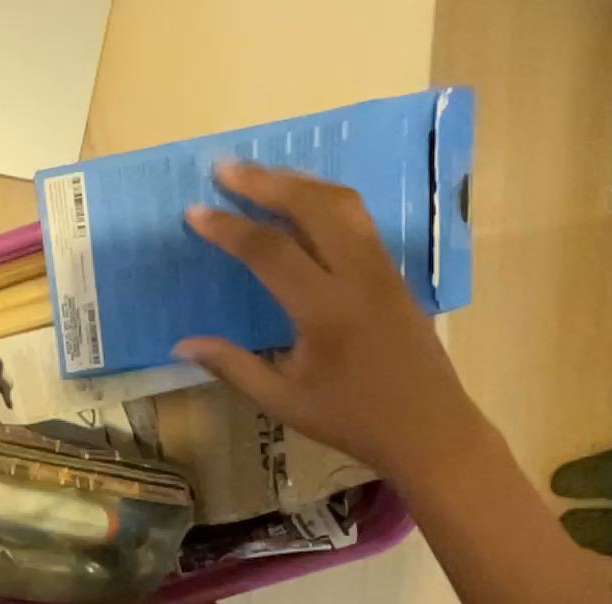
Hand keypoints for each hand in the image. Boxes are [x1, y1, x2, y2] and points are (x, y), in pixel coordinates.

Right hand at [173, 163, 496, 484]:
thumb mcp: (282, 399)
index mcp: (325, 309)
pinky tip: (302, 203)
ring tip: (260, 175)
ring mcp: (382, 268)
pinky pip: (358, 219)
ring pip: (342, 203)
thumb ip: (232, 365)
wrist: (428, 427)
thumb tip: (182, 345)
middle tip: (225, 168)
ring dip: (298, 183)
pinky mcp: (394, 273)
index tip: (195, 213)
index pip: (270, 251)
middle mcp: (358, 275)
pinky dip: (323, 200)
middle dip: (266, 182)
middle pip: (312, 206)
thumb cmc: (349, 418)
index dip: (229, 229)